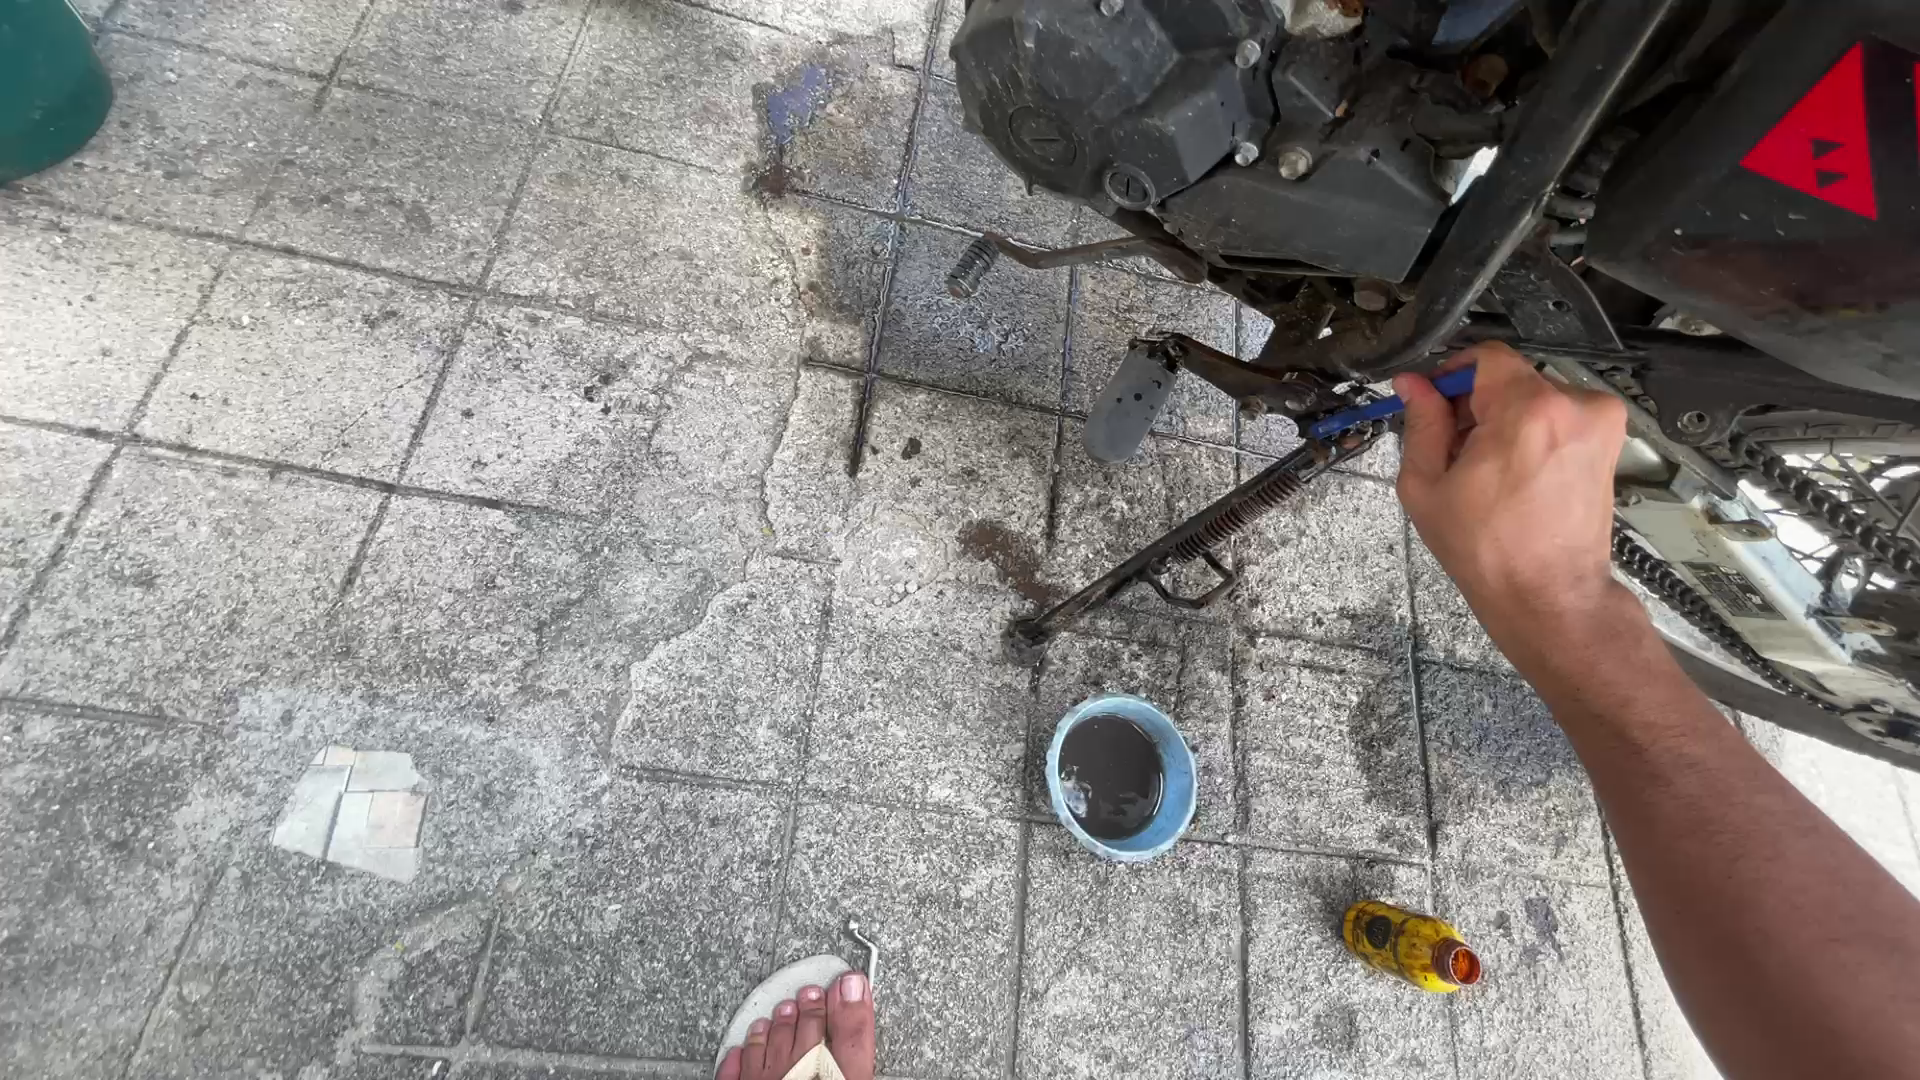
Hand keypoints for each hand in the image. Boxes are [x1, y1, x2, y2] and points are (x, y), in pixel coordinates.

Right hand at [1393, 343, 1635, 666]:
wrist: (1544, 589)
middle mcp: (1575, 405)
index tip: (1431, 400)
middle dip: (1473, 404)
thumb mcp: (1426, 483)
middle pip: (1509, 379)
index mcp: (1527, 411)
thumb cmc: (1482, 545)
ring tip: (1480, 467)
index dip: (1451, 374)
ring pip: (1531, 398)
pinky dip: (1527, 433)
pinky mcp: (1609, 440)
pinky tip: (1508, 472)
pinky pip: (1556, 416)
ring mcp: (1600, 422)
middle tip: (1449, 447)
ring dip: (1500, 420)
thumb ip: (1421, 423)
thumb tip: (1412, 385)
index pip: (1486, 358)